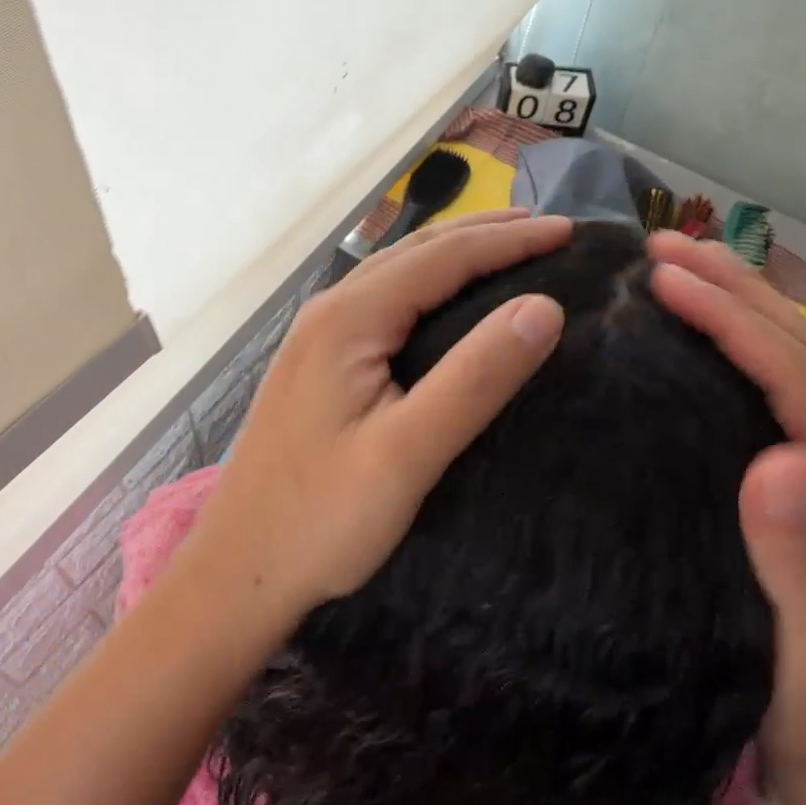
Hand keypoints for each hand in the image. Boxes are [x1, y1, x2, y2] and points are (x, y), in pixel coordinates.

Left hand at [185, 209, 569, 612]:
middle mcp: (326, 315)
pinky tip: (441, 305)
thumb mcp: (407, 453)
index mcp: (347, 320)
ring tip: (506, 250)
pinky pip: (379, 305)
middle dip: (484, 236)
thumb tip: (545, 308)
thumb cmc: (320, 520)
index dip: (509, 241)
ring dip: (452, 257)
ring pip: (393, 276)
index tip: (570, 233)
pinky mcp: (314, 370)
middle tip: (549, 230)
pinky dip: (425, 288)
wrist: (236, 574)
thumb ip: (475, 378)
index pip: (442, 259)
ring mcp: (314, 342)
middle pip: (414, 254)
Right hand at [647, 233, 805, 804]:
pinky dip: (733, 347)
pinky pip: (771, 394)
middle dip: (736, 289)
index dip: (733, 322)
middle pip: (801, 352)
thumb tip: (780, 456)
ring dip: (738, 305)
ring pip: (790, 364)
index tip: (664, 281)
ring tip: (677, 265)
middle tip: (660, 246)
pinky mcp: (801, 485)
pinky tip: (695, 336)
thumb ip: (804, 557)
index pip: (798, 379)